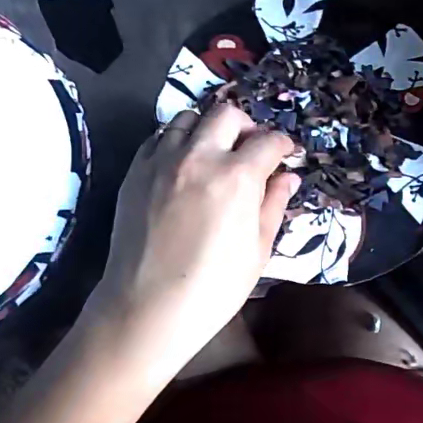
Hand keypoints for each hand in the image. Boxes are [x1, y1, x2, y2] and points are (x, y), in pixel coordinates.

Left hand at [91, 103, 299, 366]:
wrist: (147, 307)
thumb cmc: (213, 287)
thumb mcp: (258, 249)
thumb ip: (274, 205)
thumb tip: (287, 178)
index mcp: (237, 177)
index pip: (268, 141)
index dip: (283, 145)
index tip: (285, 154)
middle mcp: (199, 157)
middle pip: (227, 115)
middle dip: (246, 126)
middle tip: (251, 148)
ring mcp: (162, 161)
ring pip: (188, 118)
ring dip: (208, 129)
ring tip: (214, 152)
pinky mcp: (135, 172)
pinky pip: (158, 138)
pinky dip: (176, 141)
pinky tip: (182, 164)